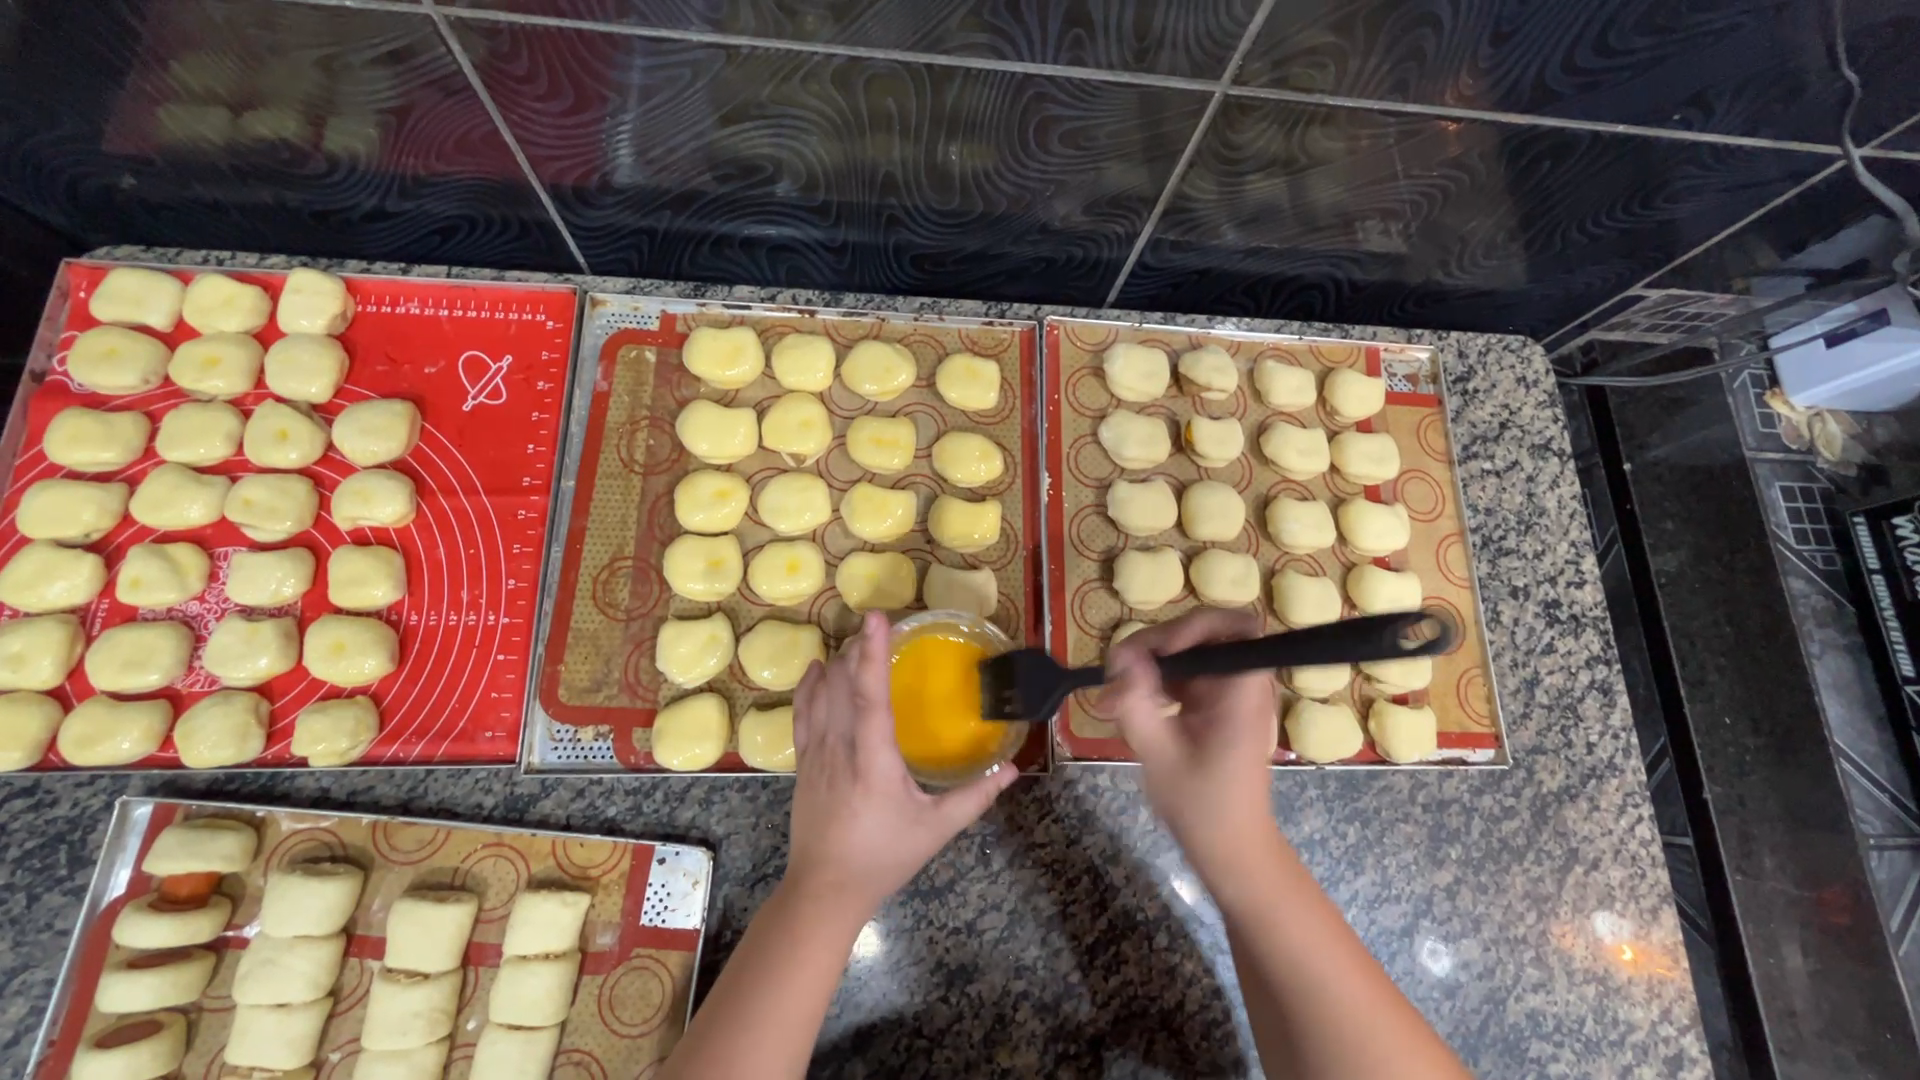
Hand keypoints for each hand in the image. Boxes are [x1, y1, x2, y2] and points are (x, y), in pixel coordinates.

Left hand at [785, 610, 1016, 917]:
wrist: (823, 890)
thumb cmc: (883, 857)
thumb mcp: (935, 830)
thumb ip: (974, 797)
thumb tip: (1012, 769)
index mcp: (873, 759)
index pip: (871, 696)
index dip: (872, 654)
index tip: (877, 619)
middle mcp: (839, 747)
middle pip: (842, 684)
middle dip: (858, 650)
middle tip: (878, 627)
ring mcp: (815, 754)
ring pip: (821, 694)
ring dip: (838, 663)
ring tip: (855, 640)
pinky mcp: (803, 763)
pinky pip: (801, 714)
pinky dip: (809, 687)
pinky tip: (816, 669)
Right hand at [1105, 609, 1280, 878]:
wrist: (1230, 849)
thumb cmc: (1203, 807)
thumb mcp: (1160, 755)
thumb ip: (1137, 702)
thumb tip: (1119, 657)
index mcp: (1242, 690)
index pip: (1235, 626)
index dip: (1195, 626)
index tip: (1159, 652)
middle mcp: (1239, 682)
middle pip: (1201, 634)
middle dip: (1156, 646)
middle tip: (1119, 674)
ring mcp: (1225, 694)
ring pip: (1186, 653)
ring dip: (1150, 665)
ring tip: (1117, 694)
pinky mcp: (1211, 706)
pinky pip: (1182, 676)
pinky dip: (1154, 684)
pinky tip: (1129, 706)